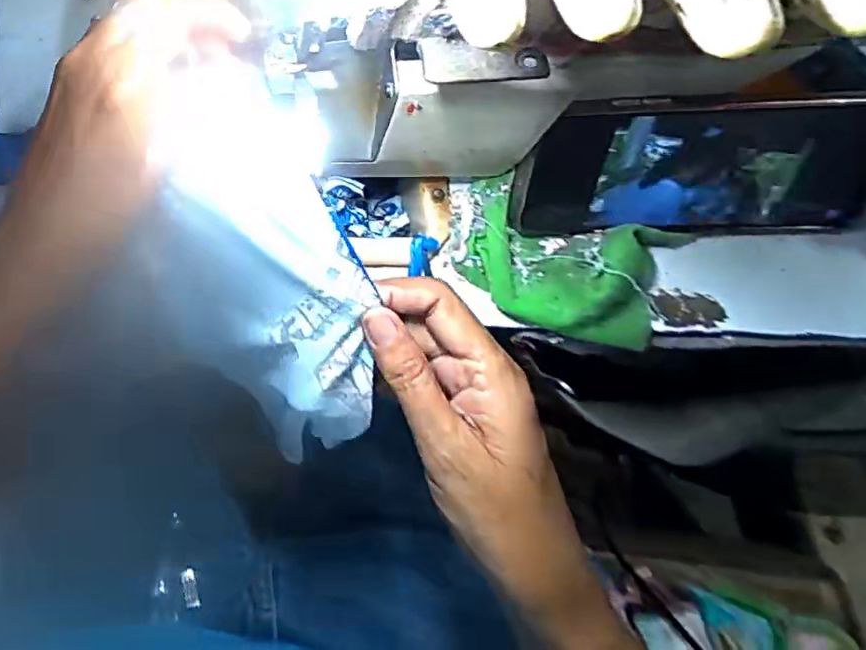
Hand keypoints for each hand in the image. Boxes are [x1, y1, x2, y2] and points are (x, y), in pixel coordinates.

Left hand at [0, 0, 247, 321]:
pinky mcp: (63, 82)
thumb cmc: (106, 209)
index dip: (218, 15)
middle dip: (191, 12)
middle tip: (220, 45)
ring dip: (166, 27)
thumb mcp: (165, 158)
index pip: (176, 10)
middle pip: (148, 0)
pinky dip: (141, 44)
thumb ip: (198, 104)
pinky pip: (109, 40)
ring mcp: (73, 65)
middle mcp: (94, 55)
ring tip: (196, 62)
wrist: (40, 236)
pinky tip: (159, 79)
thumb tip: (226, 75)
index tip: (243, 39)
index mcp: (124, 73)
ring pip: (126, 18)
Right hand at [364, 273, 632, 647]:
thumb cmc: (494, 510)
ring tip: (339, 344)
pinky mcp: (455, 404)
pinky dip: (391, 369)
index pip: (441, 302)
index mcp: (489, 368)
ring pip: (419, 344)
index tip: (351, 305)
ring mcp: (467, 385)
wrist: (531, 571)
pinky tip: (361, 372)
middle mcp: (479, 366)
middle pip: (427, 320)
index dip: (397, 293)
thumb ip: (407, 375)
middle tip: (334, 324)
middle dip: (382, 316)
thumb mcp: (444, 443)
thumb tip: (372, 314)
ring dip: (382, 342)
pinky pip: (419, 372)